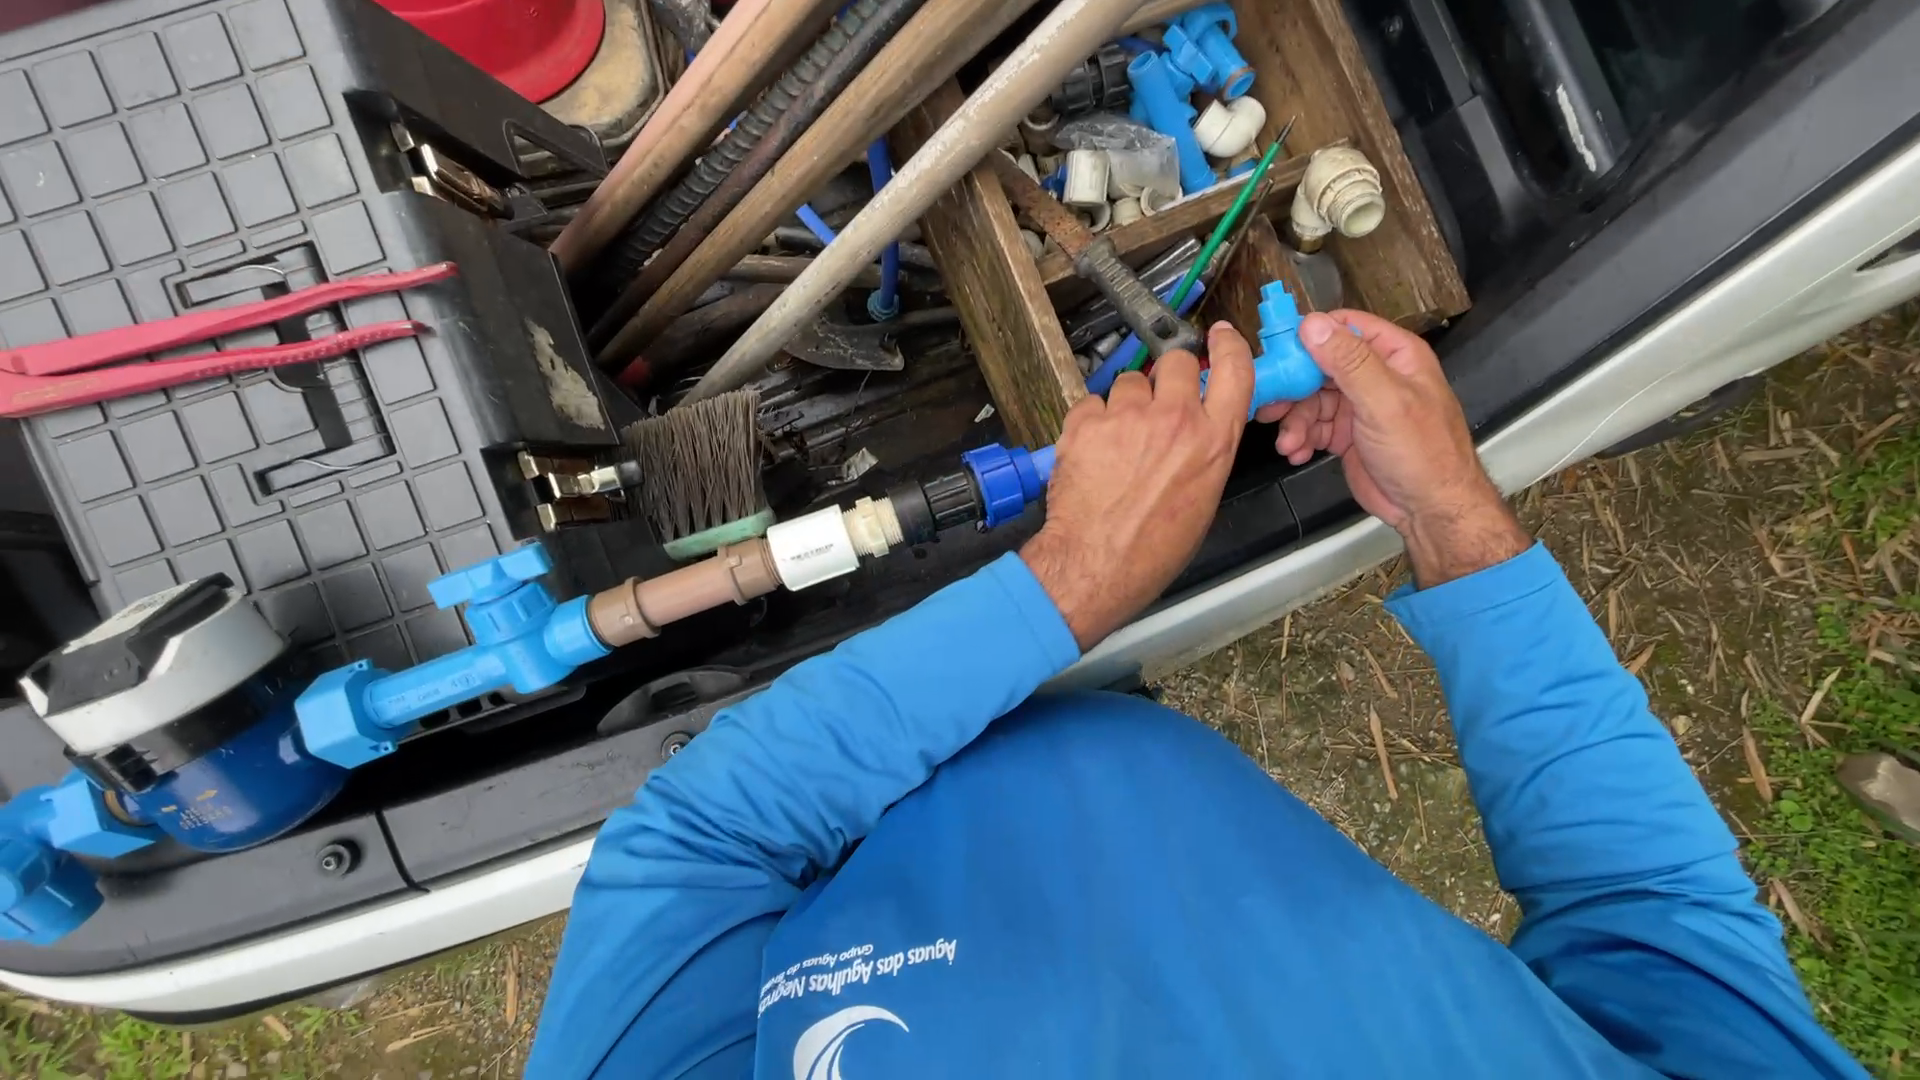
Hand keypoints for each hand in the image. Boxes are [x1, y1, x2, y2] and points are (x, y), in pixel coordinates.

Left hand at [1021, 321, 1254, 648]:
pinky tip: (1091, 451)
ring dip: (1123, 402)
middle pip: (1175, 362)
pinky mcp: (1086, 423)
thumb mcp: (1202, 500)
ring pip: (1127, 381)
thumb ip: (1203, 453)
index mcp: (1213, 441)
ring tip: (1116, 441)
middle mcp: (1175, 420)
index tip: (1219, 336)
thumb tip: (1193, 434)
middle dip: (1165, 376)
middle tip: (1154, 403)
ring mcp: (1128, 418)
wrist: (1096, 563)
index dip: (1228, 346)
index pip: (1235, 370)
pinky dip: (1090, 420)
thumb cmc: (1150, 548)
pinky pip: (1090, 402)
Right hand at [1256, 309, 1528, 586]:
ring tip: (1290, 444)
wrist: (1428, 508)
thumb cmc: (1423, 453)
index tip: (1276, 354)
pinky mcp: (1346, 434)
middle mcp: (1374, 376)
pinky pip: (1312, 428)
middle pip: (1317, 367)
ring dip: (1294, 422)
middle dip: (1291, 390)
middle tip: (1270, 408)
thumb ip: (1348, 362)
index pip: (1343, 329)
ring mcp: (1358, 406)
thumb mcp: (1383, 401)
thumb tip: (1313, 324)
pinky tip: (1297, 453)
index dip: (1308, 338)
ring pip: (1309, 401)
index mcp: (1393, 355)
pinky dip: (1300, 439)